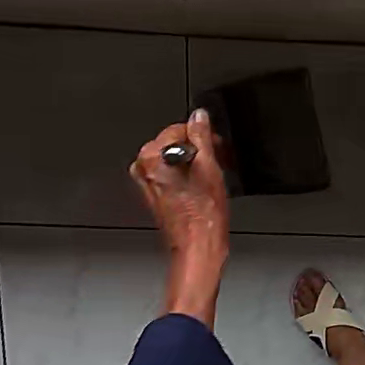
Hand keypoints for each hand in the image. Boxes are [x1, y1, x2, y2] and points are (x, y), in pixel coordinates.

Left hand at [130, 110, 228, 325]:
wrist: (198, 247)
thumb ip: (202, 136)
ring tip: (214, 176)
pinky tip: (204, 188)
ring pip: (175, 159)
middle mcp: (145, 168)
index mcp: (152, 157)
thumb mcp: (210, 167)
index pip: (179, 129)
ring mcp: (149, 183)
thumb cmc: (203, 215)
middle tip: (219, 159)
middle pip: (174, 143)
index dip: (203, 135)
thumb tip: (199, 117)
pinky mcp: (156, 195)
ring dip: (195, 163)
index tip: (217, 144)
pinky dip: (188, 175)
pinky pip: (172, 174)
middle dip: (199, 149)